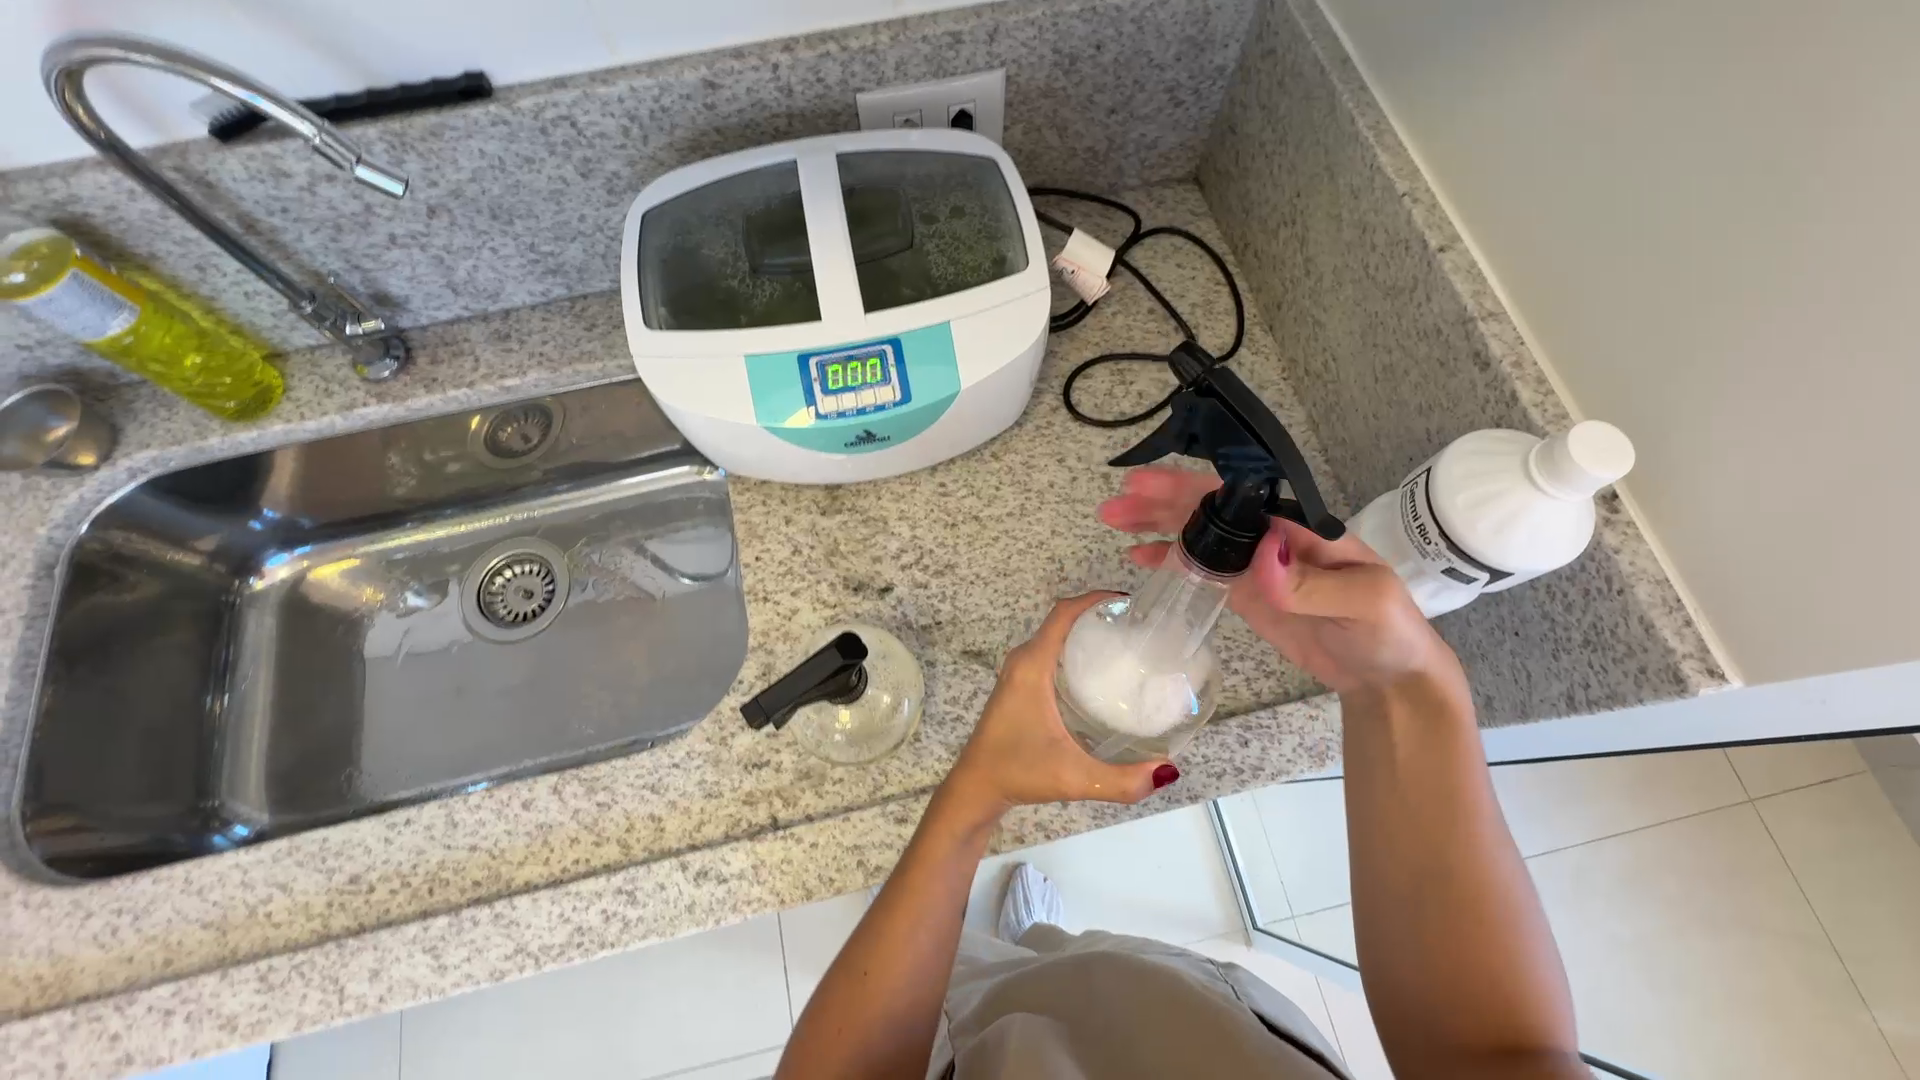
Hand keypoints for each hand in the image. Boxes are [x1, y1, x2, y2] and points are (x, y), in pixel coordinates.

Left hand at [943, 593, 1178, 817]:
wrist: (976, 787)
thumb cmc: (1017, 772)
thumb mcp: (1073, 777)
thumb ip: (1122, 780)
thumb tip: (1168, 771)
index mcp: (1032, 666)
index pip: (1063, 613)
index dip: (1095, 599)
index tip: (1132, 603)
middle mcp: (1023, 661)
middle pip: (1063, 621)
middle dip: (1098, 616)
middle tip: (1139, 628)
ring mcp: (1018, 673)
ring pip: (1055, 638)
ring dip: (1085, 634)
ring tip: (1127, 646)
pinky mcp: (1018, 686)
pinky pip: (1049, 653)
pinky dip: (1074, 651)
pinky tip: (1100, 675)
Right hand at [1098, 466, 1466, 698]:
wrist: (1387, 675)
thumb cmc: (1385, 630)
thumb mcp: (1362, 602)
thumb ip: (1312, 582)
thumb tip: (1264, 553)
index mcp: (1297, 526)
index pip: (1233, 497)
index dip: (1188, 488)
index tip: (1146, 486)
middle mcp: (1270, 537)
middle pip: (1207, 510)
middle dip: (1159, 503)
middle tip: (1114, 506)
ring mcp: (1255, 565)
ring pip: (1197, 534)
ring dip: (1156, 525)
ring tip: (1114, 522)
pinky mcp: (1246, 593)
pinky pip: (1201, 568)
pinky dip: (1169, 558)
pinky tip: (1140, 556)